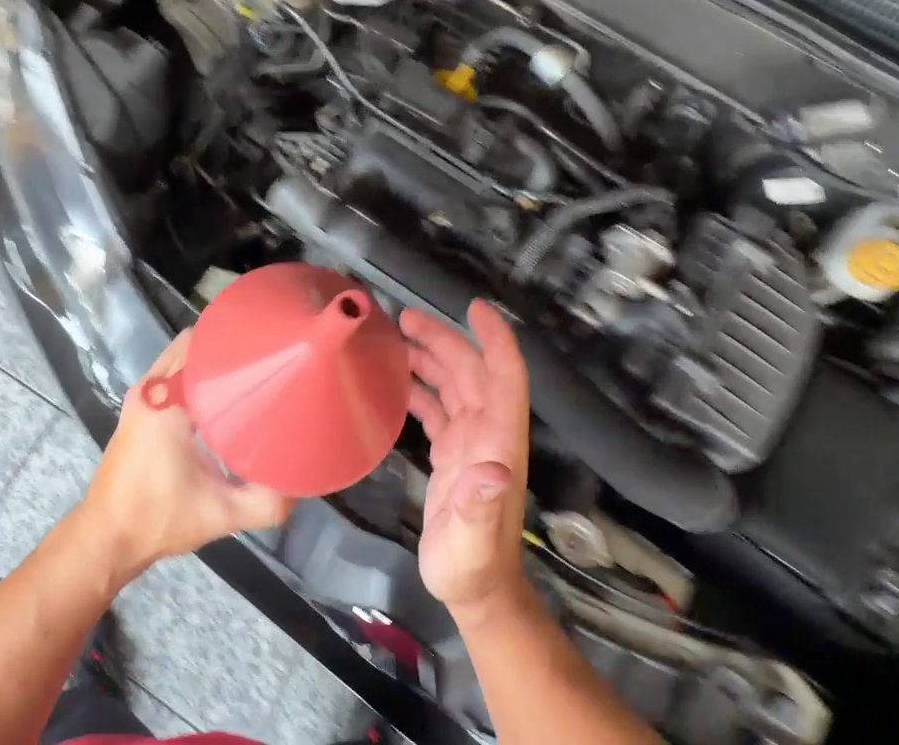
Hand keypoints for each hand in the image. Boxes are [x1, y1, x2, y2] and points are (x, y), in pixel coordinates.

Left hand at [77, 330, 293, 578]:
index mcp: (165, 401)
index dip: (232, 341)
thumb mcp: (221, 515)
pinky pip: (169, 379)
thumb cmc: (158, 519)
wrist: (106, 538)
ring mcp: (139, 399)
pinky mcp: (137, 412)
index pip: (198, 344)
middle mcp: (149, 390)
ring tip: (247, 379)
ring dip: (208, 366)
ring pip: (178, 362)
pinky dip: (193, 380)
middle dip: (224, 350)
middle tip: (264, 364)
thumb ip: (266, 502)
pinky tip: (221, 401)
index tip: (266, 349)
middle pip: (190, 347)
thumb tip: (299, 483)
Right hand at [404, 300, 532, 614]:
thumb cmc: (471, 566)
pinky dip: (419, 390)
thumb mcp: (471, 540)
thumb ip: (480, 505)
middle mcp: (488, 434)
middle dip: (444, 340)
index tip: (474, 307)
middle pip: (472, 372)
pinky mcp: (453, 456)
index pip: (505, 377)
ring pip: (454, 386)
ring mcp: (471, 444)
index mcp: (497, 442)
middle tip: (402, 319)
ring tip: (393, 341)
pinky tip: (394, 384)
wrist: (472, 591)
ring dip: (429, 359)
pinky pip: (438, 410)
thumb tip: (492, 467)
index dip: (495, 340)